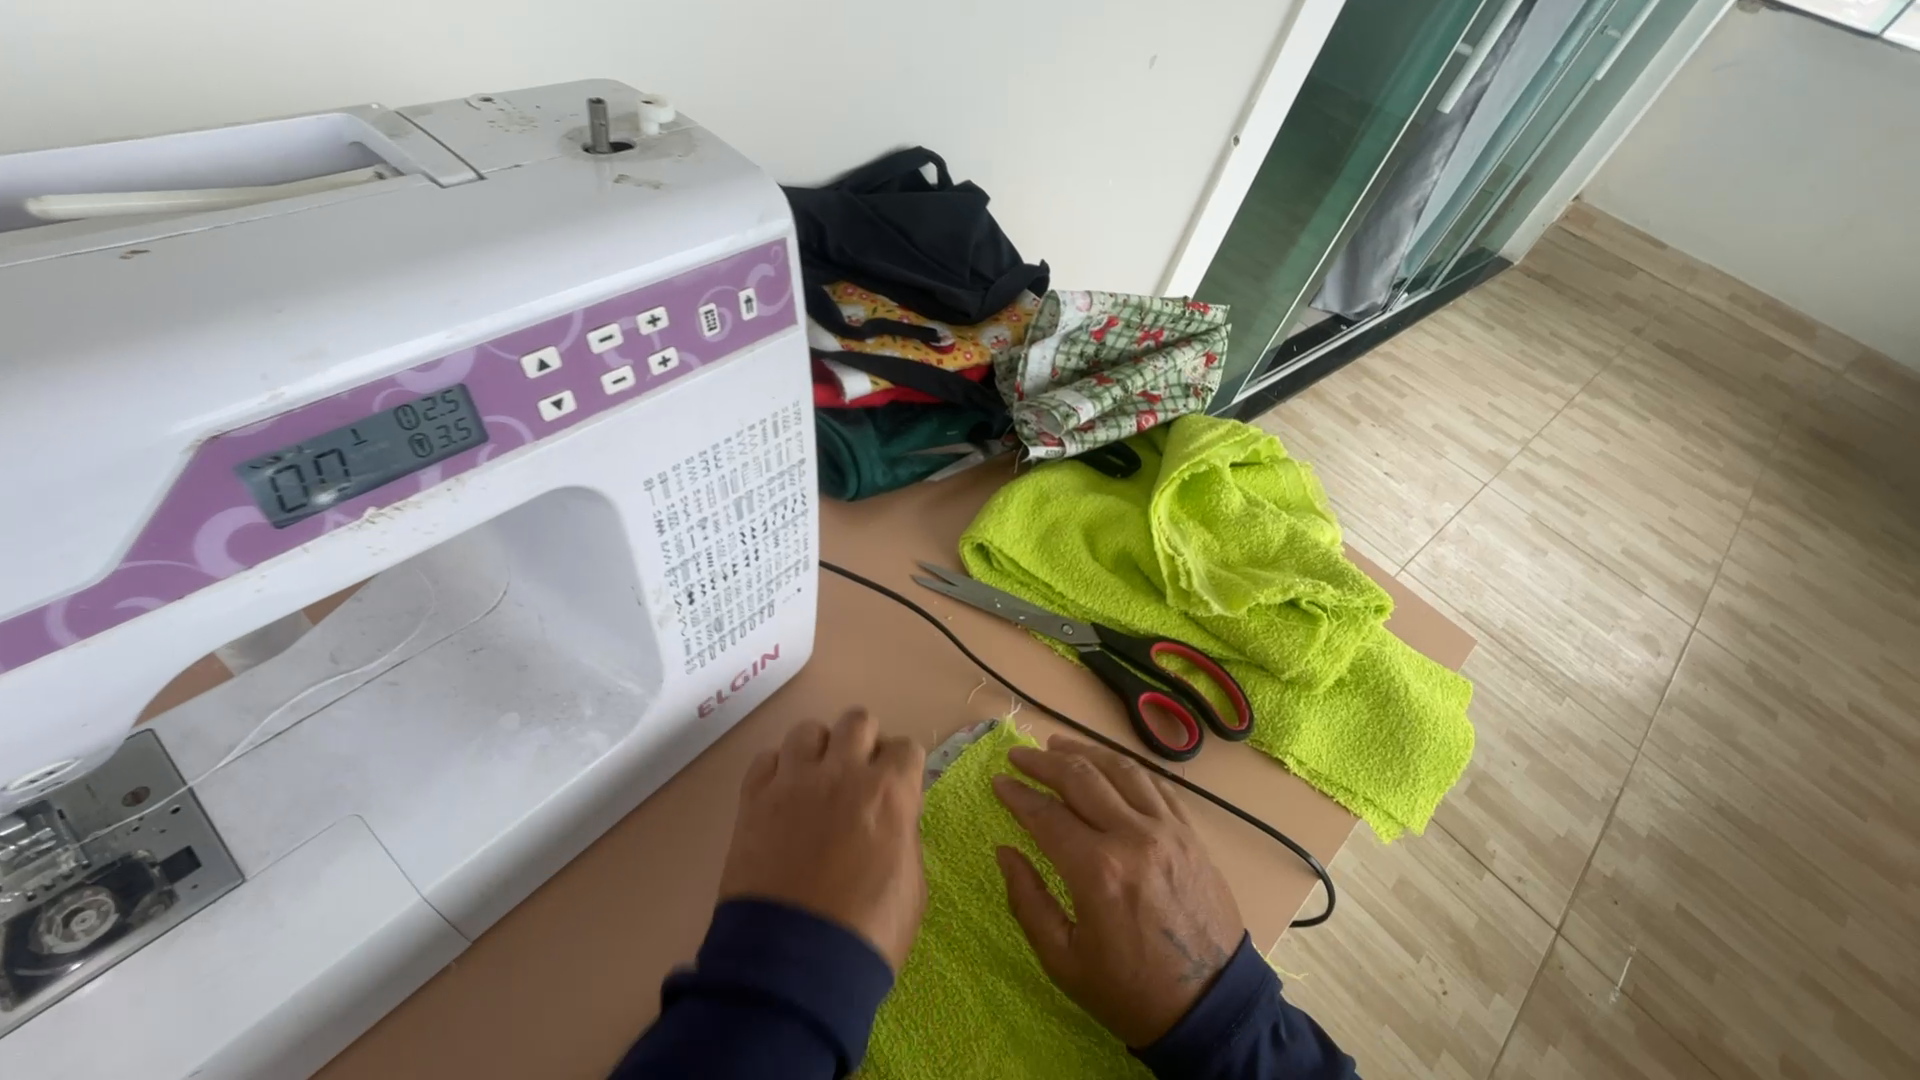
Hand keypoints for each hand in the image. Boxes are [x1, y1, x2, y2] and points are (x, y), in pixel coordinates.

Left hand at [718, 708, 927, 970]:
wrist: (795, 963)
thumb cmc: (867, 931)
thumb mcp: (911, 885)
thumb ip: (904, 835)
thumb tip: (895, 819)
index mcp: (889, 791)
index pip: (906, 747)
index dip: (903, 768)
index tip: (897, 789)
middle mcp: (843, 772)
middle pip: (858, 720)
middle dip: (864, 743)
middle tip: (858, 777)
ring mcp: (794, 781)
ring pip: (809, 730)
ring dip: (819, 750)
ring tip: (816, 781)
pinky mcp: (754, 798)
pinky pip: (767, 758)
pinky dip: (778, 770)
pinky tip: (782, 797)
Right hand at [991, 736, 1244, 1047]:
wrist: (1212, 1008)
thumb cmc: (1130, 991)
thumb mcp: (1064, 960)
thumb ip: (1028, 901)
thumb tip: (1005, 852)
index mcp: (1097, 870)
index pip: (1046, 815)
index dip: (1017, 795)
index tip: (998, 782)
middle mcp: (1132, 837)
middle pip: (1081, 779)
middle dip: (1043, 762)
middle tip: (1019, 755)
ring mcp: (1168, 831)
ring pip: (1121, 770)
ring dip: (1085, 751)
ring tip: (1058, 744)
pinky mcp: (1191, 835)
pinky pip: (1156, 785)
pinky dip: (1127, 768)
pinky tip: (1108, 764)